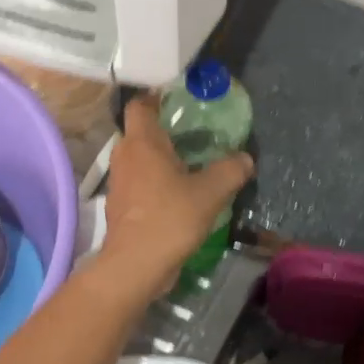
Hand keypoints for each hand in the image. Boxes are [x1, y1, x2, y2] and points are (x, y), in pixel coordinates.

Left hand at [95, 94, 252, 301]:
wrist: (136, 265)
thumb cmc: (170, 218)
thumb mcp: (210, 192)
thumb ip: (230, 171)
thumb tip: (245, 158)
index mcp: (141, 142)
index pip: (140, 105)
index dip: (156, 98)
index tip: (178, 100)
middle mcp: (124, 157)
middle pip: (140, 133)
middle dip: (164, 133)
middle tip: (194, 137)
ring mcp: (119, 184)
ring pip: (139, 162)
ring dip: (160, 162)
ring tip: (191, 167)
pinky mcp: (120, 208)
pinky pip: (139, 186)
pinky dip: (155, 186)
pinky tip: (178, 198)